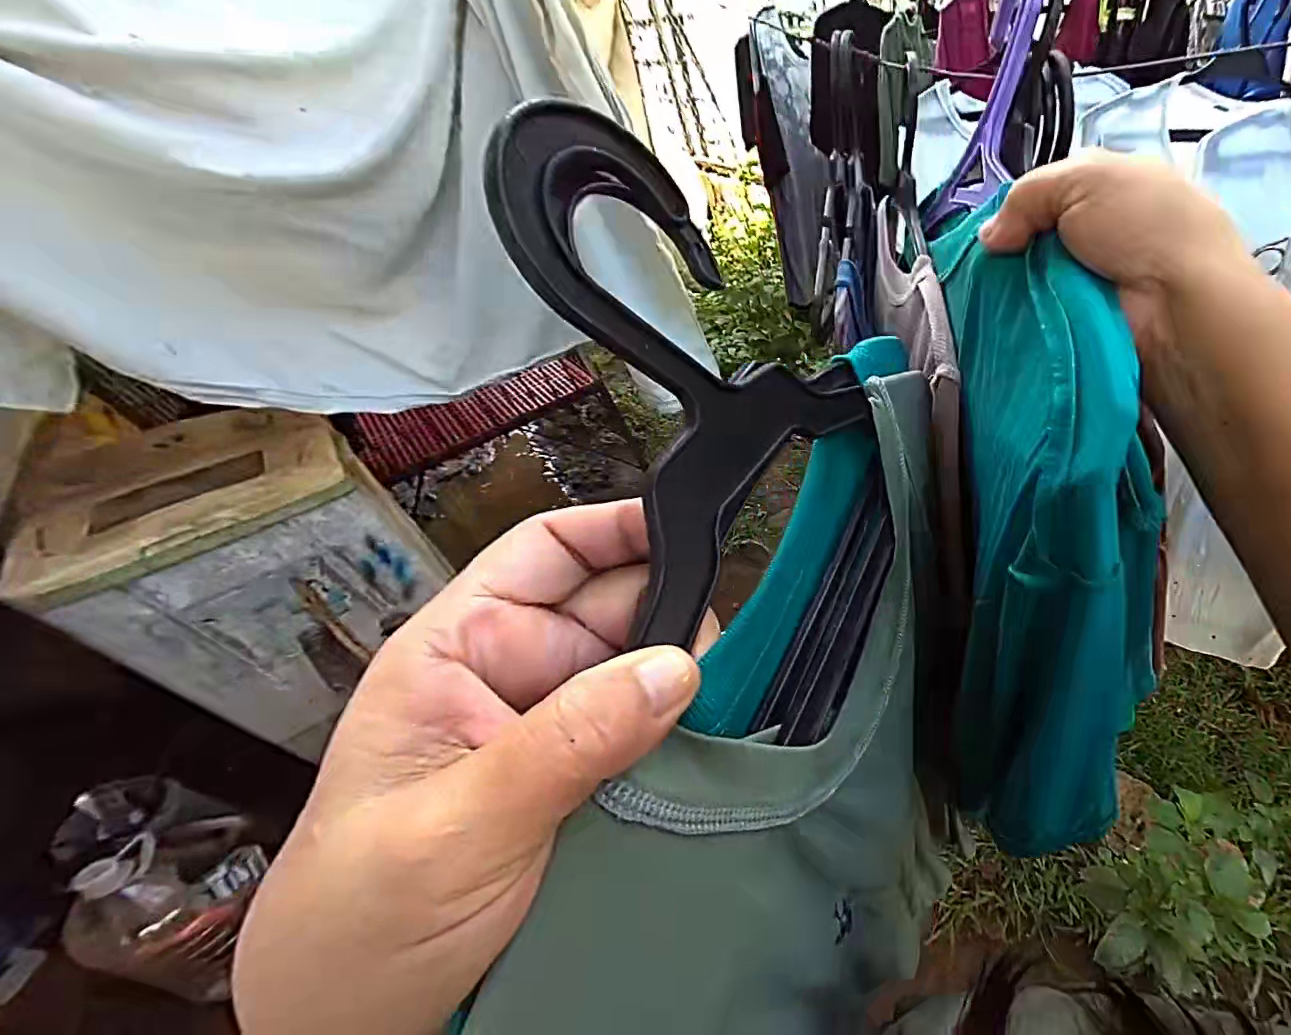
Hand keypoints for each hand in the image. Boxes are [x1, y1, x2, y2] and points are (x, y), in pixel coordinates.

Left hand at [233, 500, 715, 1034]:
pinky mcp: (605, 762)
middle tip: (712, 664)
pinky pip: (666, 716)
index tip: (688, 527)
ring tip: (711, 711)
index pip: (549, 550)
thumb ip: (563, 744)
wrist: (365, 1033)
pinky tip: (712, 736)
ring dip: (692, 675)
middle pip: (625, 601)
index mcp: (462, 650)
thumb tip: (673, 669)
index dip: (615, 527)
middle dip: (676, 620)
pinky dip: (696, 719)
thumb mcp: (450, 830)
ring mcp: (570, 717)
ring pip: (655, 659)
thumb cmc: (358, 927)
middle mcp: (524, 670)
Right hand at [978, 149, 1257, 370]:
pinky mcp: (1093, 324)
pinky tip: (1008, 326)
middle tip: (987, 271)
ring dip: (1017, 293)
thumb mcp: (1081, 179)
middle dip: (1013, 256)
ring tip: (990, 302)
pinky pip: (1048, 321)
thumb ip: (1026, 196)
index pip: (1051, 195)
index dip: (1019, 211)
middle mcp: (1106, 234)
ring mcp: (1101, 283)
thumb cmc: (1141, 226)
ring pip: (1039, 285)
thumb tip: (989, 238)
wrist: (1180, 302)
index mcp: (1112, 187)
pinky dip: (1030, 323)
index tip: (994, 235)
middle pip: (1040, 244)